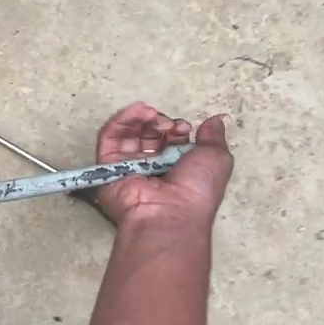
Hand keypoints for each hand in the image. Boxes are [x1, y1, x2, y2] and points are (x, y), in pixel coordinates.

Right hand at [91, 103, 233, 233]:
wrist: (168, 212)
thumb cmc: (196, 189)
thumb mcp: (216, 160)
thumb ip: (214, 138)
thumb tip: (215, 121)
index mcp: (175, 170)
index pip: (169, 141)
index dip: (176, 129)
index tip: (184, 128)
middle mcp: (150, 168)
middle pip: (147, 135)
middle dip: (159, 123)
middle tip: (168, 124)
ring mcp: (127, 167)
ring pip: (128, 134)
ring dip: (140, 119)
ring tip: (151, 114)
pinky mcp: (106, 166)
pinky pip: (108, 139)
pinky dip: (121, 121)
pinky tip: (137, 112)